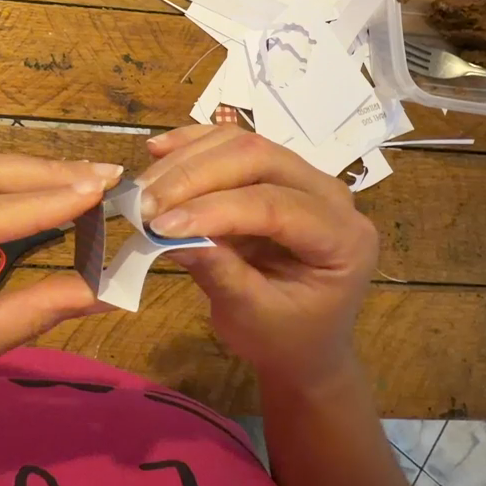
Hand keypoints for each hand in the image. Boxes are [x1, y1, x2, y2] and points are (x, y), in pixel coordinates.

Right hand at [139, 125, 377, 391]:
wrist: (302, 344)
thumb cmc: (285, 337)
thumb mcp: (253, 317)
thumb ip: (219, 273)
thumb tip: (166, 235)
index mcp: (343, 238)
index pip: (274, 205)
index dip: (213, 210)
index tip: (159, 225)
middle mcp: (330, 195)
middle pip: (258, 157)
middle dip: (194, 176)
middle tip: (144, 203)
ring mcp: (301, 175)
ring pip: (239, 142)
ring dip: (185, 159)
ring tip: (142, 188)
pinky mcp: (271, 169)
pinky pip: (228, 142)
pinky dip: (190, 144)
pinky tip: (157, 151)